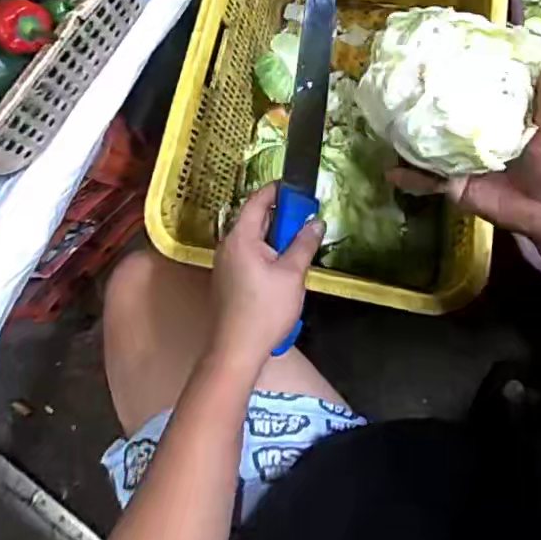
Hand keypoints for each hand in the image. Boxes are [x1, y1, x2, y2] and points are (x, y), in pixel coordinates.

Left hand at [211, 183, 323, 359]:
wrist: (235, 350)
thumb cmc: (264, 310)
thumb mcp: (292, 274)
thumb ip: (304, 244)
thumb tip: (316, 223)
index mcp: (240, 237)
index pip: (257, 200)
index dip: (277, 190)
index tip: (296, 188)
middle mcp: (227, 245)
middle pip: (253, 219)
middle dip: (280, 216)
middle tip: (304, 218)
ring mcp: (224, 262)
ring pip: (251, 238)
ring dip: (274, 236)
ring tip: (297, 244)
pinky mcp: (226, 278)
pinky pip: (246, 254)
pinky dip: (265, 252)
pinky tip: (281, 267)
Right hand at [388, 50, 540, 246]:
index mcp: (490, 113)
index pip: (465, 88)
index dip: (448, 73)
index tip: (428, 53)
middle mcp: (468, 133)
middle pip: (436, 116)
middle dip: (414, 105)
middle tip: (392, 87)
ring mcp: (456, 159)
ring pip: (424, 146)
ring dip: (403, 139)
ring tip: (381, 126)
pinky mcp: (452, 185)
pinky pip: (426, 180)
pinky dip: (409, 178)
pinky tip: (392, 172)